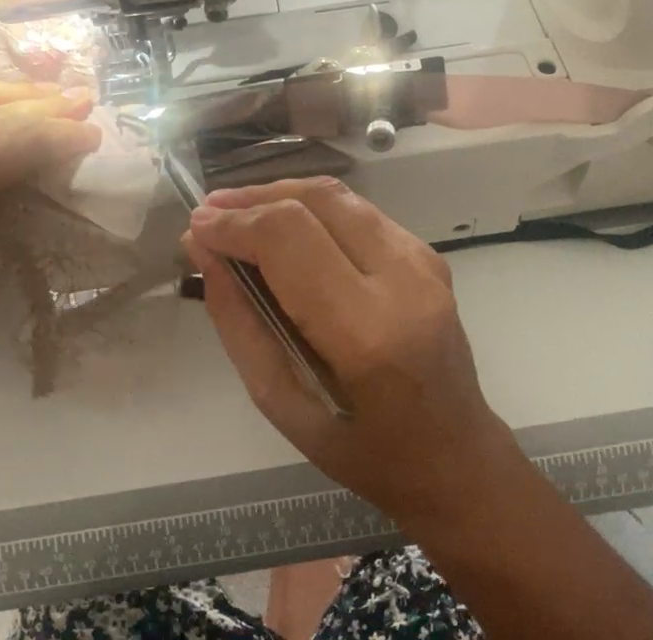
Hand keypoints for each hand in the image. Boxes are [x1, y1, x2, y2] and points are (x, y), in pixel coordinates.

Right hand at [184, 177, 522, 527]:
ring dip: (282, 195)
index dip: (235, 223)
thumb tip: (205, 254)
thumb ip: (240, 324)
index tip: (196, 229)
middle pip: (316, 201)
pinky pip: (360, 213)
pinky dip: (313, 210)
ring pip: (340, 197)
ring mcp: (423, 262)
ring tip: (236, 212)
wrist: (455, 457)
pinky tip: (284, 228)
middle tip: (209, 213)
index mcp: (367, 331)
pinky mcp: (428, 256)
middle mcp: (403, 281)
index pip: (289, 239)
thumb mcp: (282, 404)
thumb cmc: (364, 451)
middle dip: (254, 198)